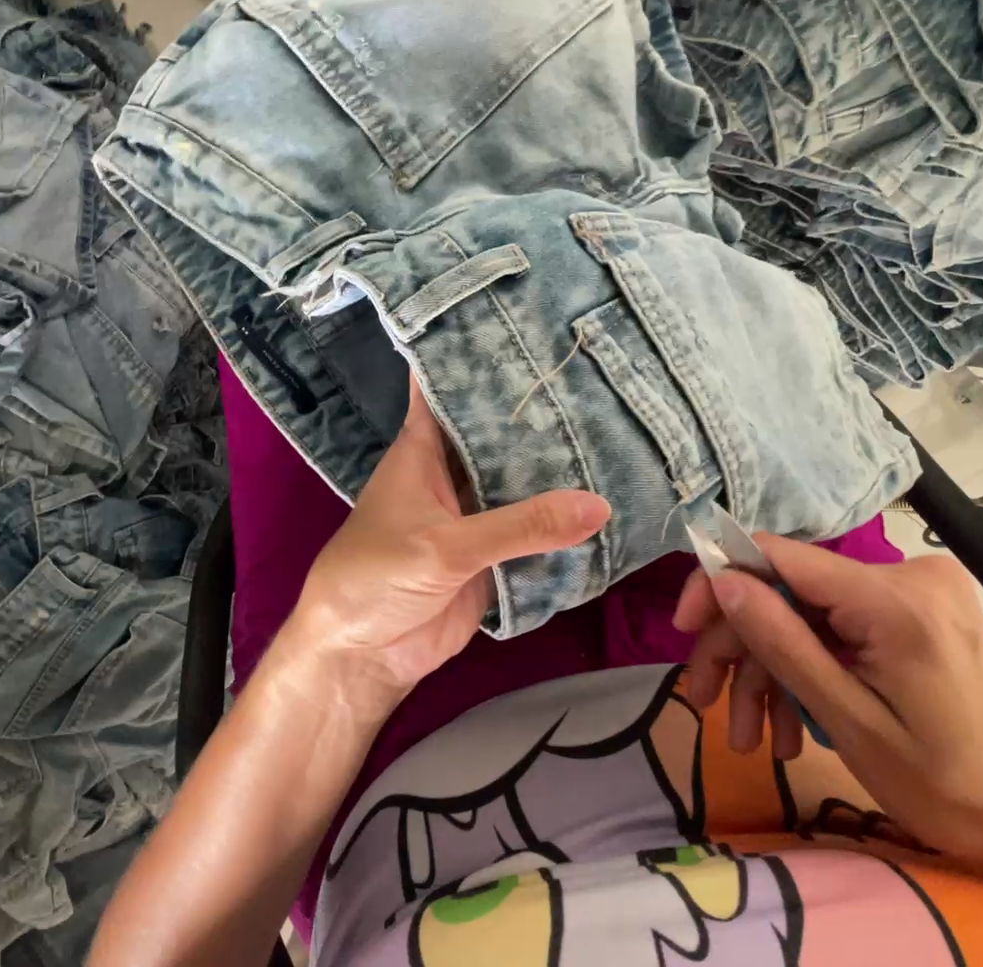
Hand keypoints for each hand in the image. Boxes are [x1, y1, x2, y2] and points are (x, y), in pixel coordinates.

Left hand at [278, 376, 609, 712]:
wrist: (362, 655)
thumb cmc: (377, 578)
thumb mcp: (445, 547)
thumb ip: (520, 526)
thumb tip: (599, 504)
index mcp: (422, 450)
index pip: (449, 388)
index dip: (480, 356)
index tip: (531, 327)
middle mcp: (450, 473)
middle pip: (498, 435)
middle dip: (539, 414)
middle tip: (605, 380)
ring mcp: (472, 515)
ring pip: (519, 482)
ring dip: (556, 469)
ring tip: (621, 431)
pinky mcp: (491, 556)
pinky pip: (530, 531)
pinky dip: (560, 522)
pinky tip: (608, 502)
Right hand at [673, 535, 982, 888]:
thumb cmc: (953, 787)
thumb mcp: (851, 721)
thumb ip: (784, 643)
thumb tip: (722, 580)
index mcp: (895, 599)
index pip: (778, 556)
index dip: (718, 581)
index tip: (682, 628)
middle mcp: (907, 576)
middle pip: (787, 591)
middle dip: (741, 647)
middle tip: (706, 702)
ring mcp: (916, 592)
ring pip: (807, 614)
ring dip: (770, 670)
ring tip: (750, 736)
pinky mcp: (918, 611)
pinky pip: (839, 628)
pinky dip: (809, 669)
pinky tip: (791, 726)